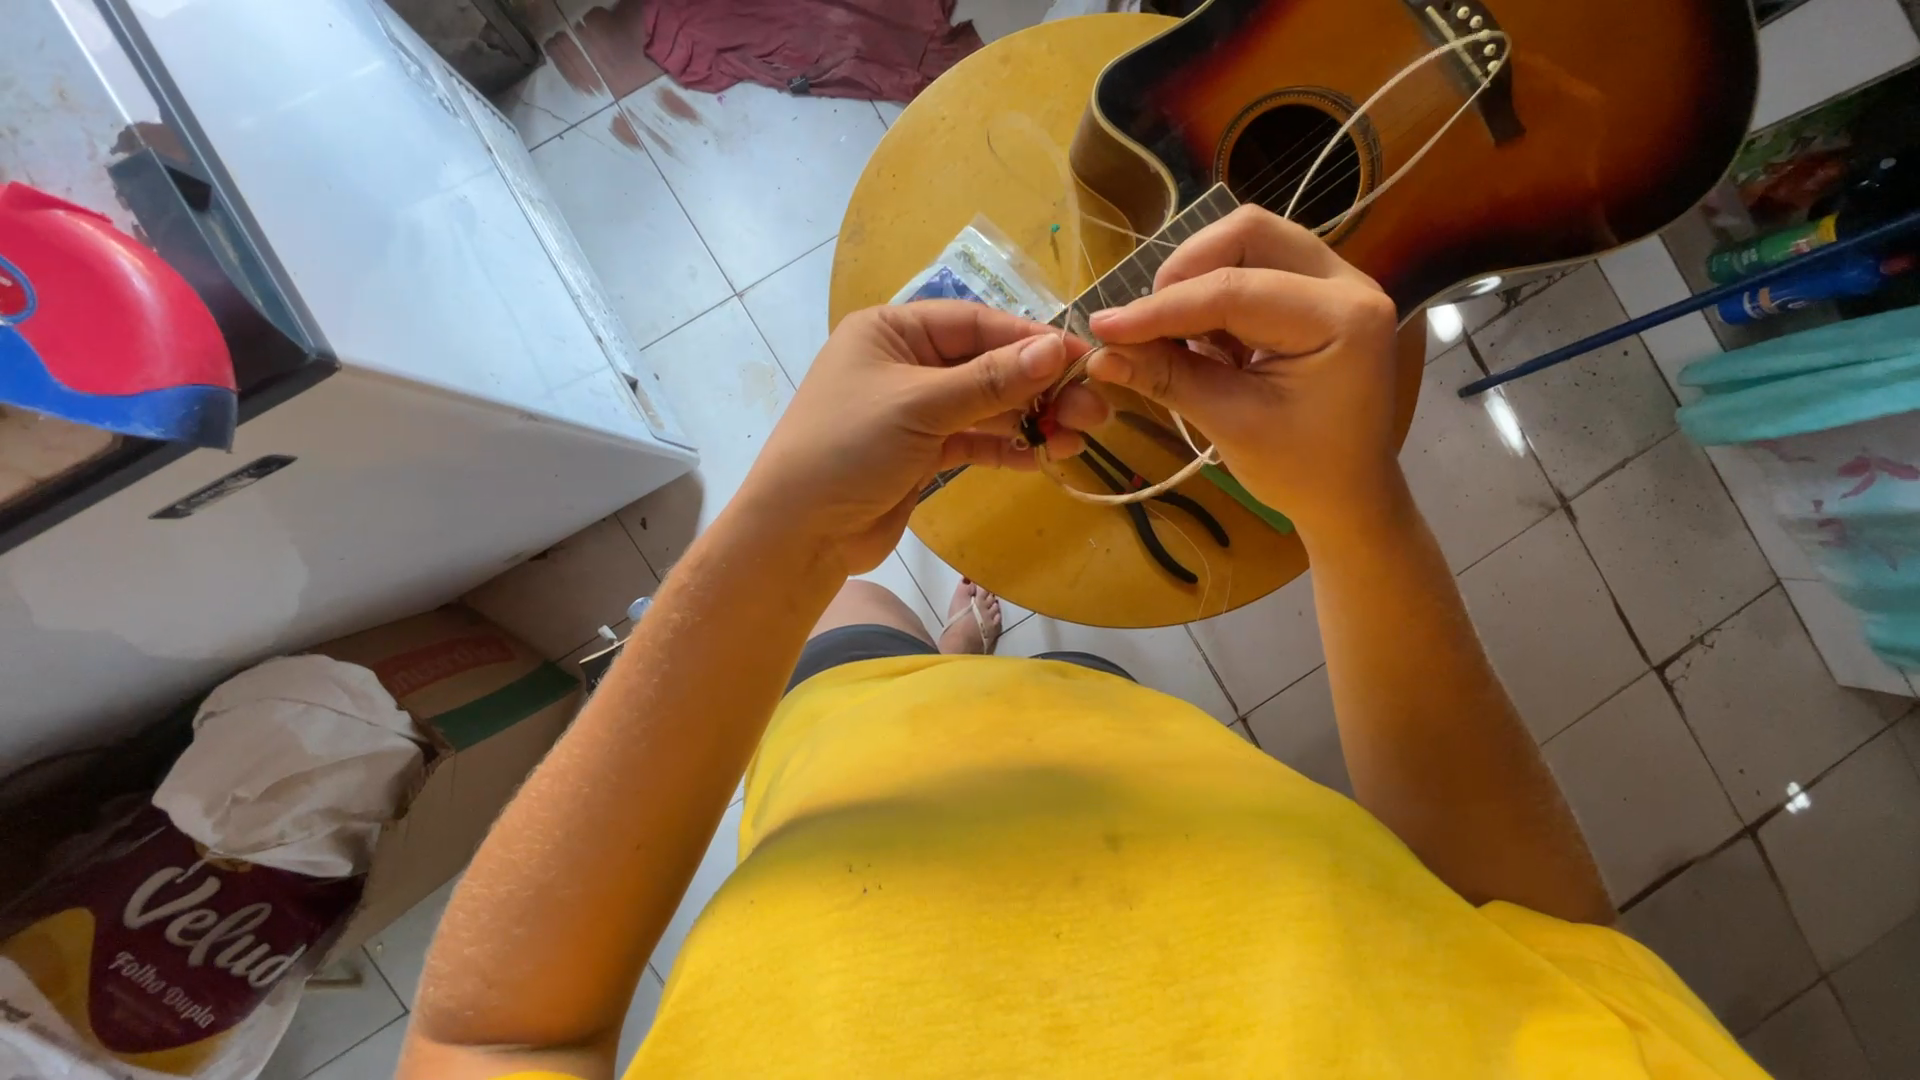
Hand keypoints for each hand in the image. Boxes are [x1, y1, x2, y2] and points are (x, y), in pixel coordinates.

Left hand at [738, 301, 1106, 575]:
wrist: (799, 532)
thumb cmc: (847, 448)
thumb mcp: (919, 406)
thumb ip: (989, 381)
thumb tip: (1056, 349)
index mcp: (892, 331)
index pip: (974, 323)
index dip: (1029, 340)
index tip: (1080, 358)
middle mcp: (905, 365)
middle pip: (986, 366)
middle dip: (1038, 387)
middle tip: (1092, 408)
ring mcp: (915, 412)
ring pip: (985, 407)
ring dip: (1030, 420)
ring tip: (1078, 436)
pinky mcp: (922, 454)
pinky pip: (974, 441)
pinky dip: (1006, 447)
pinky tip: (1044, 456)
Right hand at [1085, 205, 1400, 536]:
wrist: (1348, 494)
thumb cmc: (1298, 470)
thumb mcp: (1230, 425)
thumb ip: (1167, 378)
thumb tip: (1098, 354)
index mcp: (1341, 319)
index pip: (1233, 290)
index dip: (1161, 308)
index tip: (1104, 328)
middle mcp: (1347, 281)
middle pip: (1248, 234)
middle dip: (1185, 271)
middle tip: (1149, 324)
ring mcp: (1334, 281)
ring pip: (1248, 242)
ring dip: (1197, 280)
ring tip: (1175, 336)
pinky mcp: (1315, 292)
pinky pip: (1253, 266)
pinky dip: (1212, 294)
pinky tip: (1202, 340)